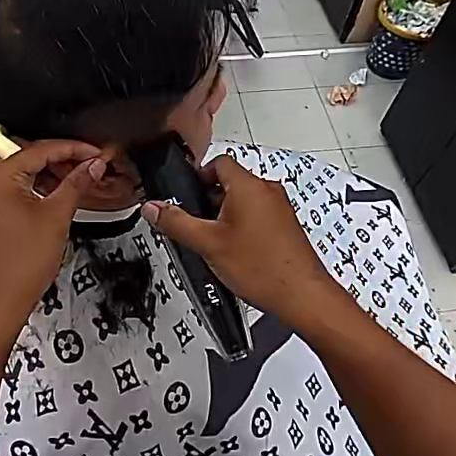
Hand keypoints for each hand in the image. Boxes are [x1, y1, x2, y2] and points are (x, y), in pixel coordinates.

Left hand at [0, 141, 104, 327]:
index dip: (74, 149)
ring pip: (15, 169)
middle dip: (58, 157)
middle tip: (85, 164)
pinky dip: (30, 186)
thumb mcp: (58, 216)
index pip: (41, 149)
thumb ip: (77, 184)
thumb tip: (91, 167)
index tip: (94, 154)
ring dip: (45, 172)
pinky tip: (52, 195)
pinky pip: (6, 186)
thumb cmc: (17, 267)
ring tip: (74, 180)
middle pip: (24, 153)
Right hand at [141, 156, 347, 325]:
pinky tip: (236, 252)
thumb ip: (176, 222)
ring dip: (226, 215)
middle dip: (209, 200)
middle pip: (230, 182)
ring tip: (216, 242)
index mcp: (248, 185)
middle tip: (196, 222)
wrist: (300, 294)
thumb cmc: (265, 268)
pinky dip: (243, 226)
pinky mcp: (286, 225)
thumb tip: (155, 208)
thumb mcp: (207, 244)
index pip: (218, 162)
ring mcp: (280, 208)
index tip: (186, 192)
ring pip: (244, 200)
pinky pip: (258, 215)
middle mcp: (268, 191)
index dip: (197, 176)